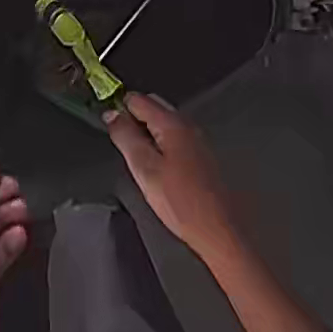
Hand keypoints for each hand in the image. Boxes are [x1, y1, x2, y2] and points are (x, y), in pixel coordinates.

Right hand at [105, 92, 240, 256]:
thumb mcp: (143, 168)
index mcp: (172, 122)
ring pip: (164, 123)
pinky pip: (176, 138)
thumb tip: (111, 114)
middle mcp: (188, 125)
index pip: (137, 99)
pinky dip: (162, 144)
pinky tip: (160, 169)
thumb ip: (124, 136)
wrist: (222, 232)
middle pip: (153, 106)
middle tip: (124, 145)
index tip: (110, 128)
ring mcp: (198, 140)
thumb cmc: (181, 202)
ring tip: (140, 161)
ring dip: (148, 133)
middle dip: (133, 119)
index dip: (118, 109)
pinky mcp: (204, 156)